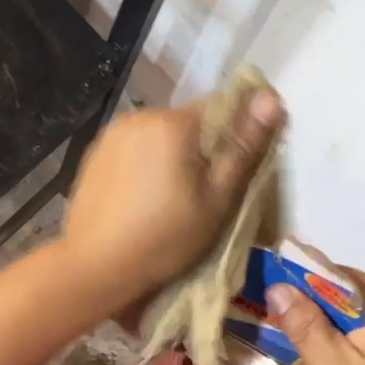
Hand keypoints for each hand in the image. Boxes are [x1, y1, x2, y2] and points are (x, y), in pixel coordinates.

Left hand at [57, 90, 284, 307]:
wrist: (94, 267)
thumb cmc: (163, 238)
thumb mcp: (216, 200)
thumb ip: (243, 147)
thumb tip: (272, 97)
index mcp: (172, 121)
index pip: (220, 109)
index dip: (232, 139)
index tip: (231, 175)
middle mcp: (138, 117)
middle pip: (186, 125)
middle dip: (198, 152)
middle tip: (200, 198)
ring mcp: (110, 137)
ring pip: (157, 140)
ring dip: (168, 160)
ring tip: (168, 203)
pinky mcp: (92, 159)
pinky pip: (131, 154)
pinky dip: (141, 171)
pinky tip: (140, 203)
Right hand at [265, 271, 364, 364]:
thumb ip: (306, 327)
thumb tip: (278, 287)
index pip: (333, 276)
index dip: (295, 291)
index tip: (264, 314)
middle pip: (344, 297)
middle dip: (309, 318)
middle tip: (274, 344)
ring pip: (355, 319)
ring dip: (325, 336)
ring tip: (296, 361)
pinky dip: (346, 348)